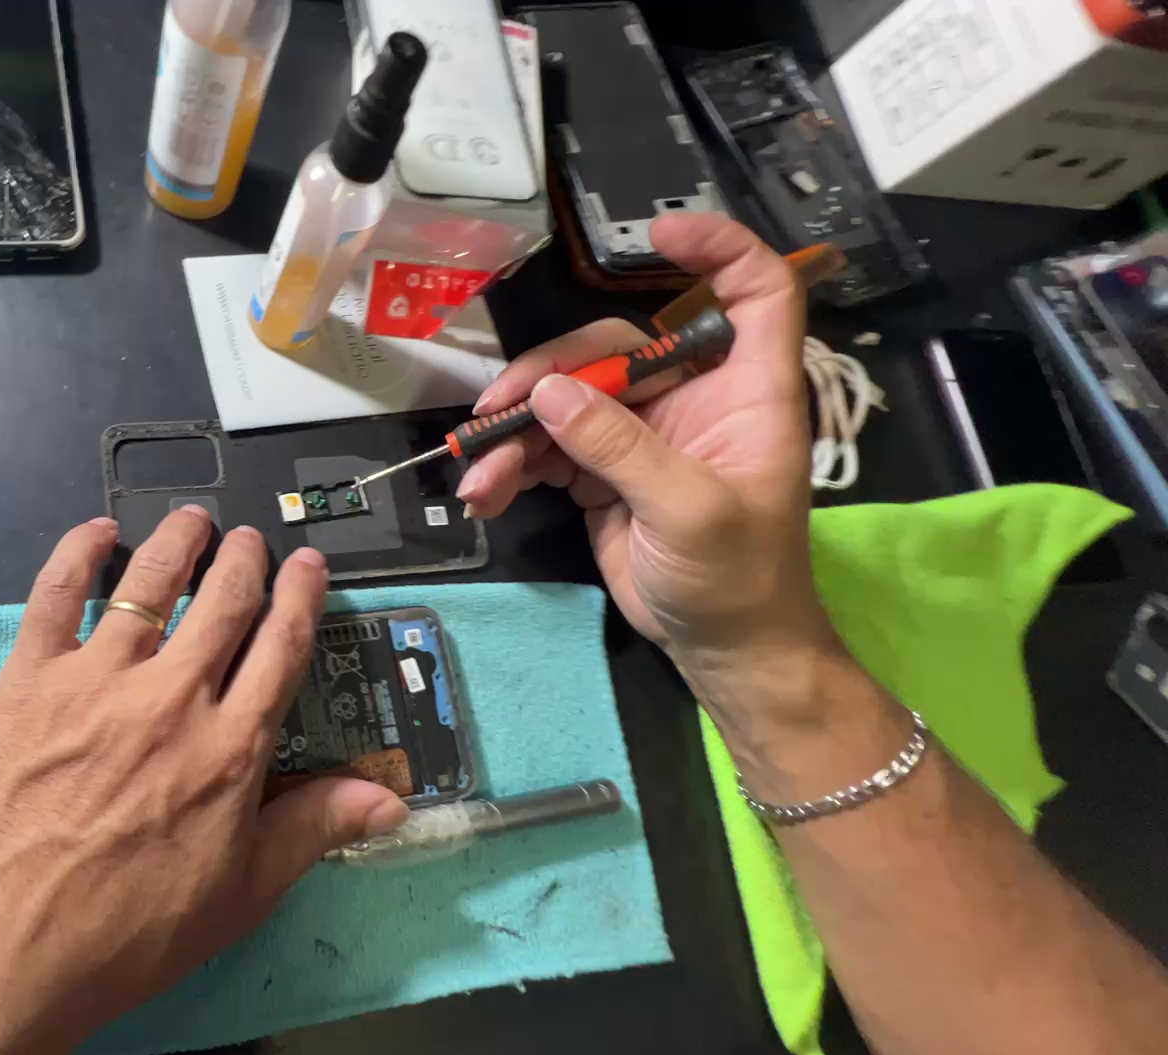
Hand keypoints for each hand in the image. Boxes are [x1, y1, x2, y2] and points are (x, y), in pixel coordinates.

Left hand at [0, 509, 405, 1054]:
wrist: (9, 947)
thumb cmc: (134, 928)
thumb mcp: (243, 891)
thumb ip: (314, 828)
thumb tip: (391, 798)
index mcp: (230, 745)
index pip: (282, 646)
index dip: (302, 595)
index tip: (309, 563)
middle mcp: (172, 697)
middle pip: (223, 600)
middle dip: (245, 559)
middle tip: (251, 540)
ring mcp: (97, 681)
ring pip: (149, 583)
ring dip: (178, 541)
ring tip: (193, 520)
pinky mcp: (31, 679)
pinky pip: (55, 595)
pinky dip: (77, 553)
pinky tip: (98, 533)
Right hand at [455, 214, 835, 694]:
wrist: (716, 643)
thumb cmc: (737, 577)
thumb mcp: (687, 510)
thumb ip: (620, 448)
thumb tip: (548, 394)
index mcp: (738, 393)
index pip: (749, 294)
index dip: (716, 251)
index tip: (656, 234)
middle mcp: (685, 400)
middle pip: (611, 351)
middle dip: (546, 376)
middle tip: (496, 412)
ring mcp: (634, 436)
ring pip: (562, 403)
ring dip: (513, 436)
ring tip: (481, 476)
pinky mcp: (597, 472)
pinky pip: (544, 451)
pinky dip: (511, 469)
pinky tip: (487, 494)